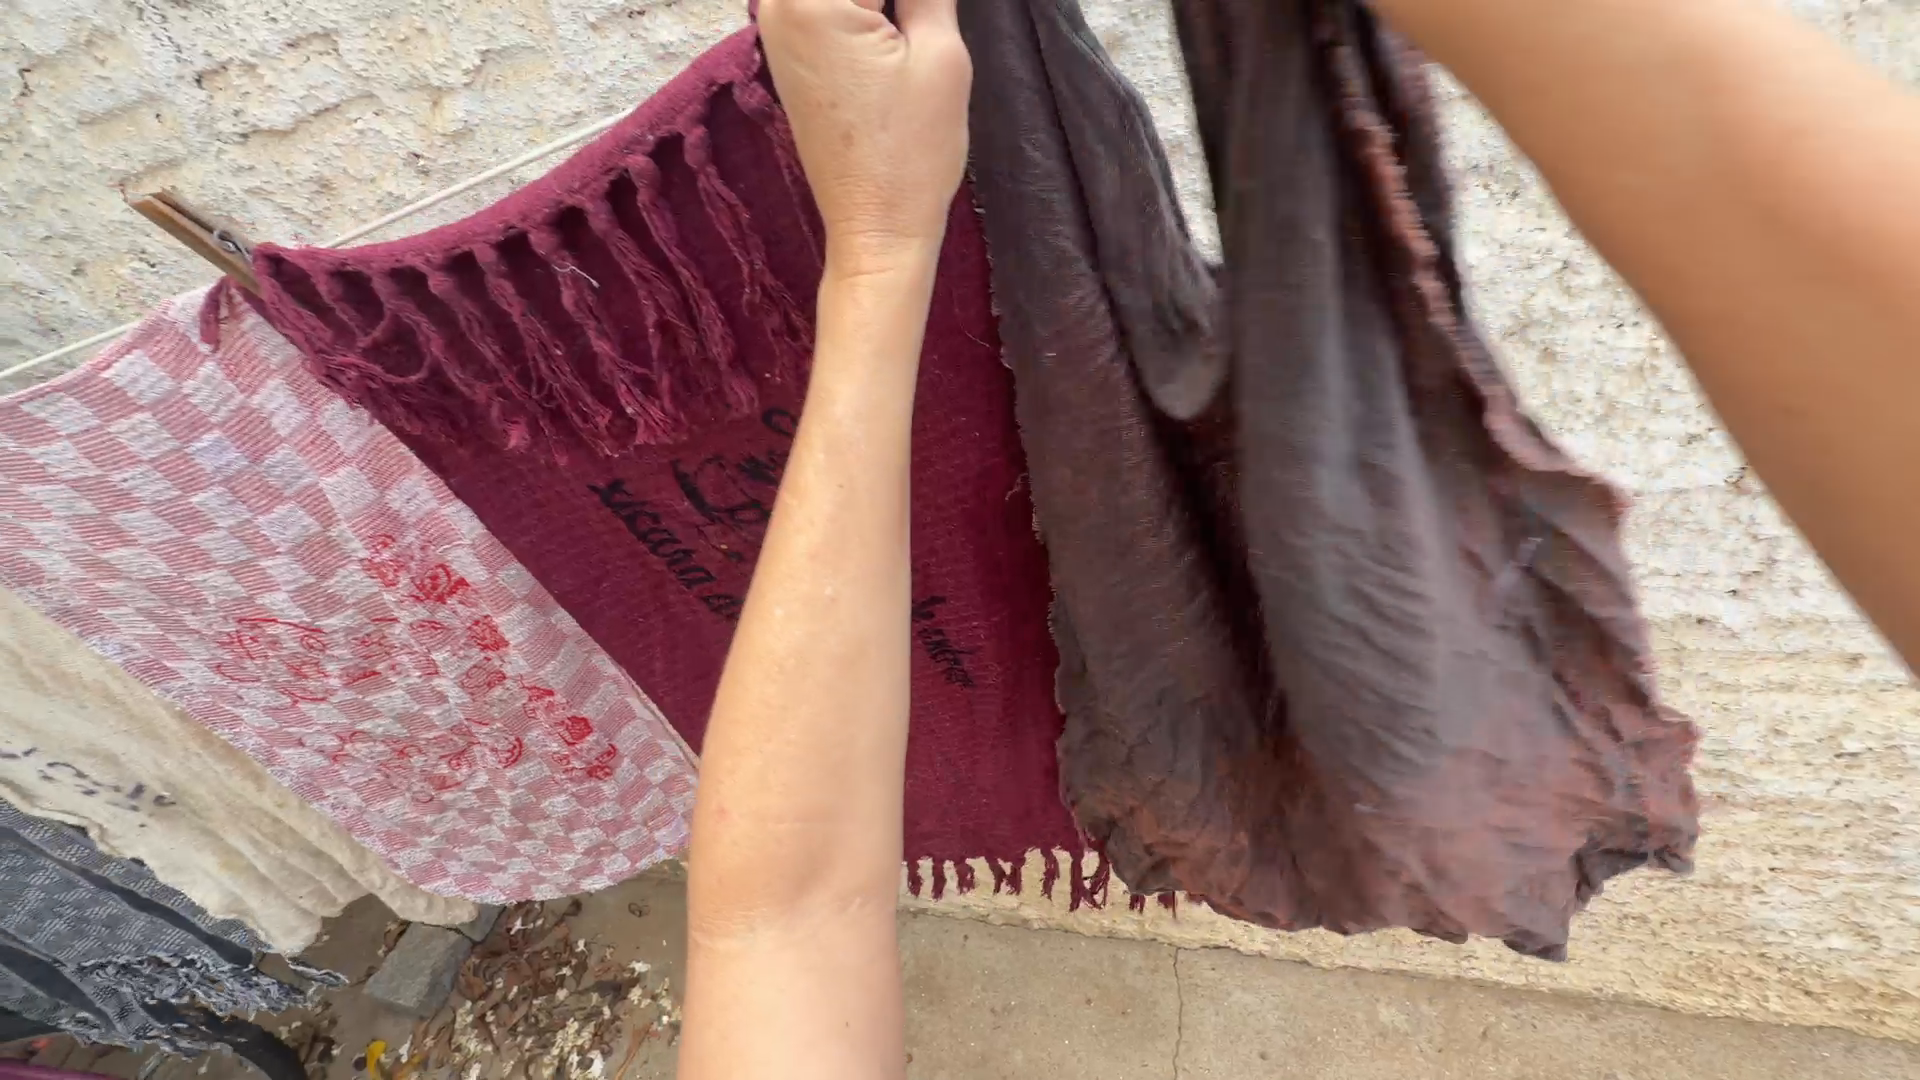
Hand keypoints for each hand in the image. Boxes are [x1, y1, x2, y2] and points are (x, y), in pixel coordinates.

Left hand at [759, 0, 971, 276]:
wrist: (877, 233)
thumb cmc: (912, 156)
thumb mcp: (940, 54)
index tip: (930, 14)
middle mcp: (777, 5)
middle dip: (895, 3)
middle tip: (926, 21)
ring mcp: (776, 31)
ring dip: (881, 10)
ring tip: (914, 32)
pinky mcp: (789, 57)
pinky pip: (824, 8)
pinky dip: (863, 15)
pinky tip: (894, 35)